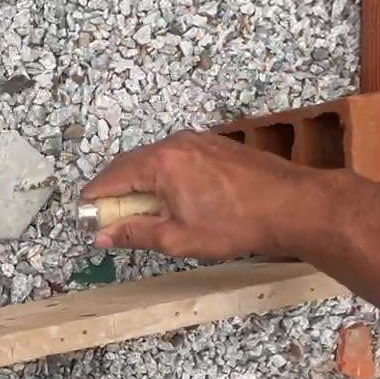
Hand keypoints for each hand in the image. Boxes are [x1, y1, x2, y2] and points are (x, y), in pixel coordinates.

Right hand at [82, 131, 337, 259]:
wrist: (294, 206)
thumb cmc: (234, 224)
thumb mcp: (177, 237)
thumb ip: (134, 233)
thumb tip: (102, 237)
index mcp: (160, 164)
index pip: (111, 178)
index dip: (94, 198)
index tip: (85, 216)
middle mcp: (175, 144)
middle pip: (129, 164)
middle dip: (114, 190)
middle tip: (110, 218)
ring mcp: (197, 140)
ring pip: (152, 160)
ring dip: (138, 183)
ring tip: (141, 212)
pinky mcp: (214, 145)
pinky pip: (174, 157)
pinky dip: (161, 176)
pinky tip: (169, 198)